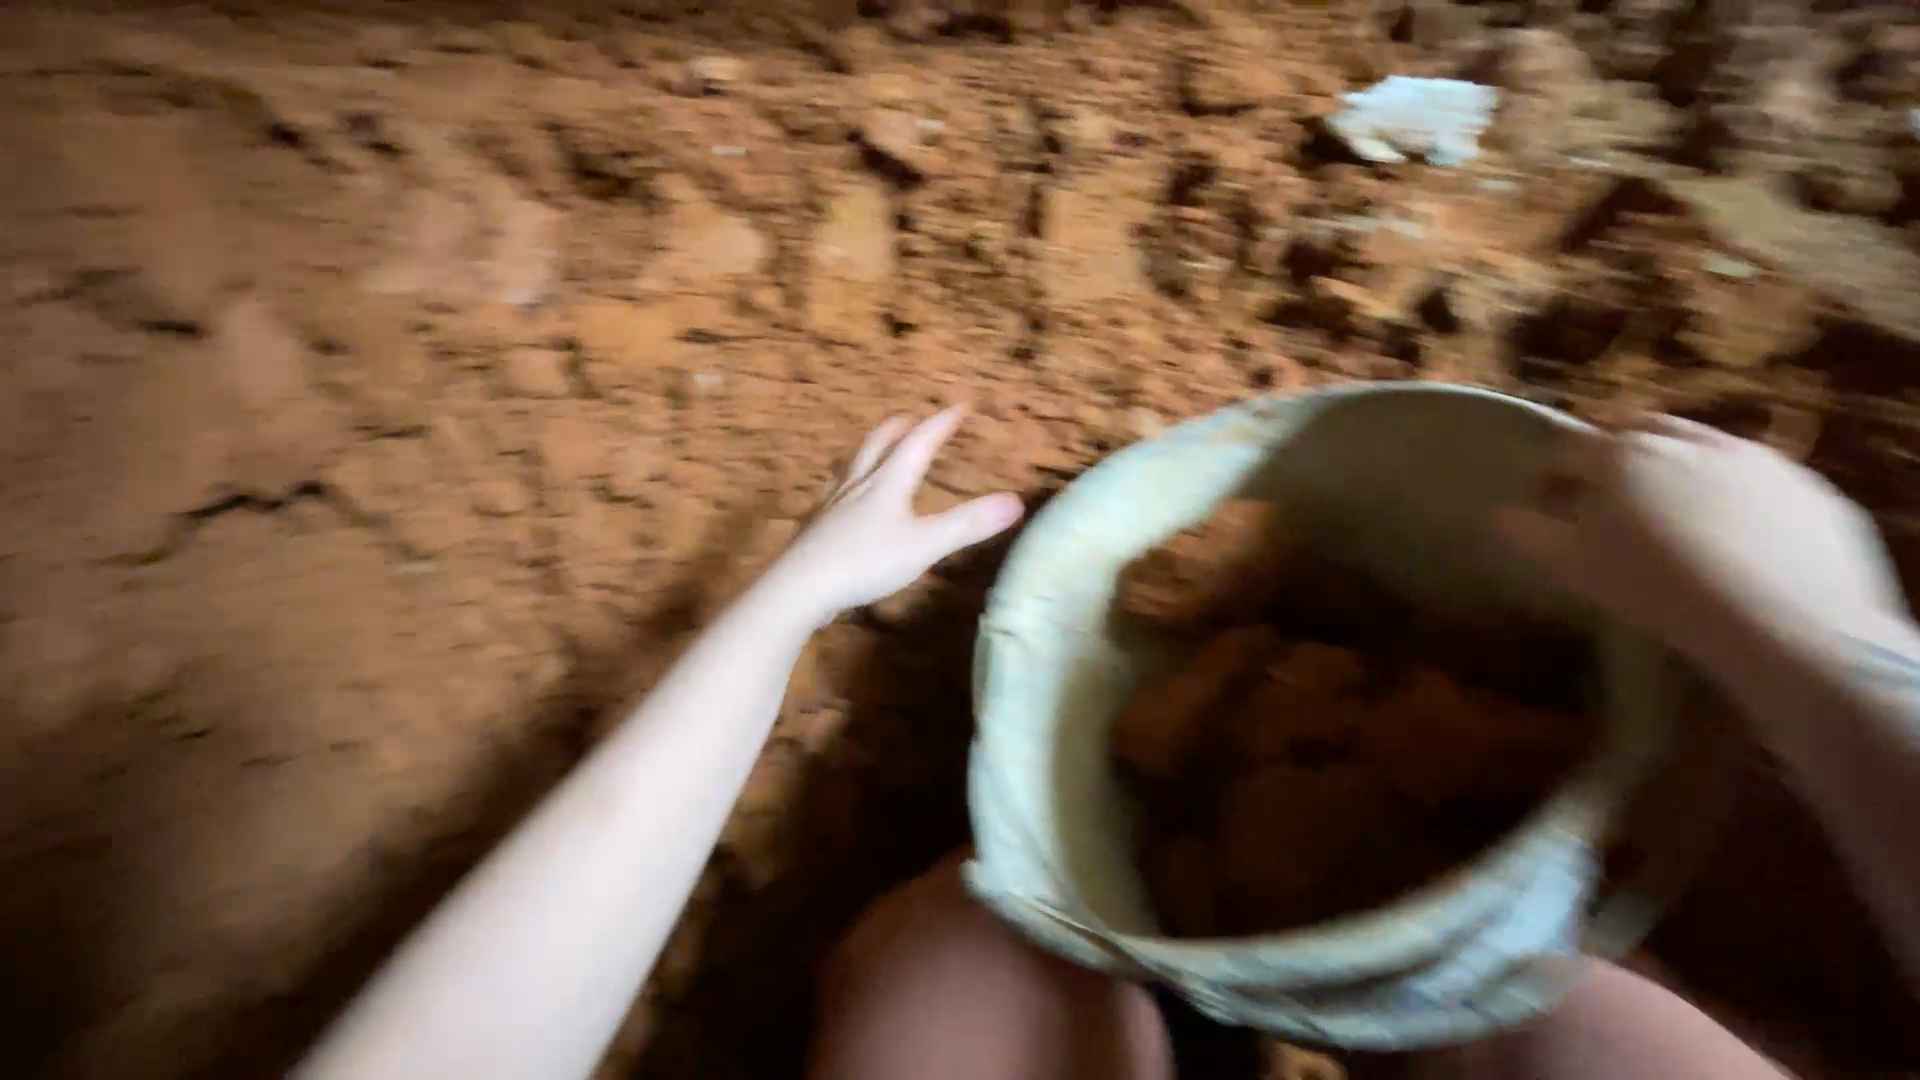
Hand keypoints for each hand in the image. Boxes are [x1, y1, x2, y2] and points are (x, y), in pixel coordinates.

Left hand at [770, 407, 1024, 622]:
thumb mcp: (925, 545)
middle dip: (898, 428)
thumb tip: (1016, 502)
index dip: (941, 423)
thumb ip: (968, 524)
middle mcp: (858, 485)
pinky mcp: (814, 528)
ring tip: (872, 449)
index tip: (959, 406)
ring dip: (866, 451)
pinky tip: (837, 500)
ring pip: (850, 467)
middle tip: (911, 418)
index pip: (918, 443)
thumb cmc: (866, 562)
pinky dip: (842, 486)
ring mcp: (832, 505)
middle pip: (877, 445)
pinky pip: (830, 496)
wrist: (801, 586)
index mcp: (888, 483)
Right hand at [1493, 416, 1907, 669]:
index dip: (1549, 473)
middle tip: (1606, 498)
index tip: (1543, 503)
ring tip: (1668, 515)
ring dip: (1672, 467)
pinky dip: (1728, 491)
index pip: (1567, 448)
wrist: (1783, 621)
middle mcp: (1686, 441)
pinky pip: (1751, 476)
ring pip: (1697, 446)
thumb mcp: (1572, 565)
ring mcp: (1753, 458)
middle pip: (1635, 430)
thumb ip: (1527, 533)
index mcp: (1621, 455)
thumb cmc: (1654, 586)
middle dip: (1613, 454)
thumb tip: (1497, 514)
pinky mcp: (1804, 485)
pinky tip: (1726, 535)